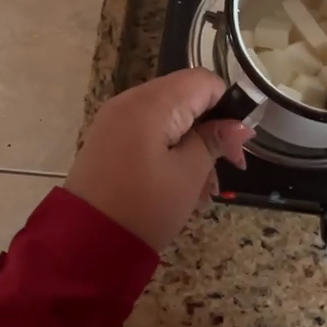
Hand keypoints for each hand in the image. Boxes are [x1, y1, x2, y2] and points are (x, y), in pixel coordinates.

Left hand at [64, 69, 255, 249]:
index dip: (228, 105)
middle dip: (211, 128)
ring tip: (207, 188)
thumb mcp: (188, 174)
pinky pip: (148, 132)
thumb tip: (240, 125)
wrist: (85, 244)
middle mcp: (130, 101)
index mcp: (151, 103)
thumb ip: (214, 141)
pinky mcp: (108, 140)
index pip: (203, 81)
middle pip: (185, 97)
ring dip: (193, 144)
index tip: (239, 142)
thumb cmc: (144, 207)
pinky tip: (182, 184)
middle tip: (231, 167)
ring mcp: (115, 120)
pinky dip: (170, 149)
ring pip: (168, 117)